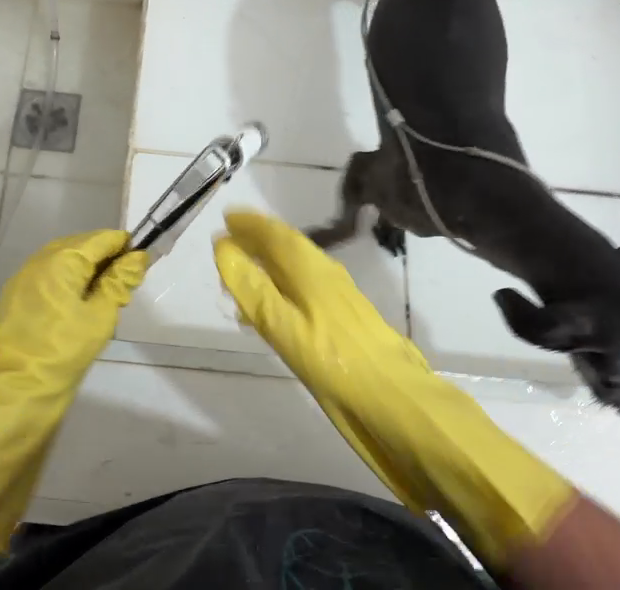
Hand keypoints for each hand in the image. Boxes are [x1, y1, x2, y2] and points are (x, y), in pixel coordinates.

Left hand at [0, 230, 146, 550]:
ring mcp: (25, 274)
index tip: (139, 263)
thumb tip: (139, 257)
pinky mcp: (16, 292)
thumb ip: (121, 281)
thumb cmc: (67, 349)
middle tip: (122, 283)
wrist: (23, 384)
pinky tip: (74, 302)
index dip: (123, 246)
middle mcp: (41, 258)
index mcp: (63, 259)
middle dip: (104, 257)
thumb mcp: (102, 314)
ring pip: (63, 258)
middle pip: (81, 245)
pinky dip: (65, 278)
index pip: (101, 239)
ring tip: (101, 293)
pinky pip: (47, 273)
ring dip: (84, 267)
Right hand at [214, 210, 573, 567]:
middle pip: (287, 248)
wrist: (396, 401)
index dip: (251, 225)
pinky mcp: (344, 319)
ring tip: (240, 278)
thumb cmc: (336, 363)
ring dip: (268, 265)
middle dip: (257, 243)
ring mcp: (338, 297)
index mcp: (311, 270)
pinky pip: (303, 289)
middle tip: (227, 246)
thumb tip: (223, 250)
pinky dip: (281, 288)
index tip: (227, 218)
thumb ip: (253, 290)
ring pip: (296, 269)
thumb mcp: (284, 327)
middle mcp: (325, 274)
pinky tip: (272, 311)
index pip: (277, 235)